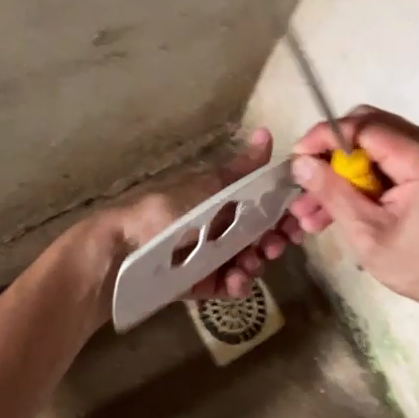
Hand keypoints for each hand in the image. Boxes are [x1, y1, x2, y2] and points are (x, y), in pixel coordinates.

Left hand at [97, 128, 304, 301]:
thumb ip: (241, 171)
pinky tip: (235, 281)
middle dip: (272, 239)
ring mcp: (208, 256)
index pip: (260, 203)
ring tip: (250, 265)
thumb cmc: (165, 214)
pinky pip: (226, 284)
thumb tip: (266, 133)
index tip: (297, 219)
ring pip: (245, 261)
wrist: (121, 255)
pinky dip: (236, 283)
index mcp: (218, 198)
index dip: (281, 211)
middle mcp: (216, 225)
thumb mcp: (206, 189)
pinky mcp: (199, 283)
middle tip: (276, 244)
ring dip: (255, 262)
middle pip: (257, 234)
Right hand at [287, 106, 418, 315]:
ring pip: (371, 146)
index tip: (296, 158)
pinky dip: (360, 180)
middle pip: (366, 128)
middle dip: (330, 155)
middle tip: (305, 180)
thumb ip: (332, 192)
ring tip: (309, 209)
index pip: (362, 126)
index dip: (325, 137)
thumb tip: (298, 162)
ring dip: (340, 172)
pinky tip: (334, 209)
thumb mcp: (368, 233)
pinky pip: (384, 161)